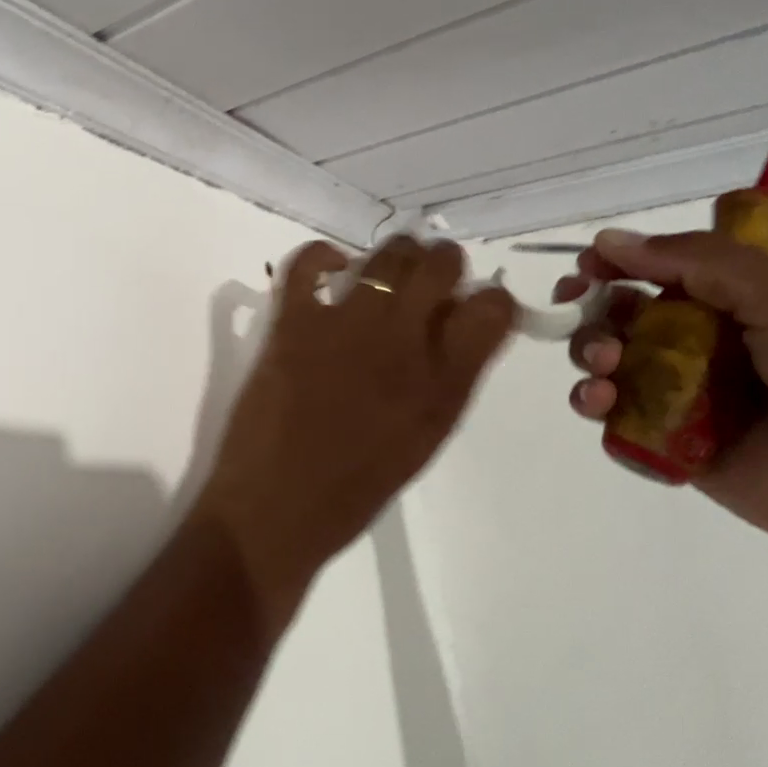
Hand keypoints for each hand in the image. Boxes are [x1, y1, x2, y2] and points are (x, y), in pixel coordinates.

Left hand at [196, 236, 514, 614]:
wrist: (274, 511)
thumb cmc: (350, 492)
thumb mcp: (421, 439)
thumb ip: (443, 382)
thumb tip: (451, 331)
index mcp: (444, 388)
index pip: (493, 310)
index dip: (486, 298)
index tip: (466, 304)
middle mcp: (403, 348)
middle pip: (441, 267)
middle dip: (440, 263)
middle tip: (422, 278)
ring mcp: (345, 330)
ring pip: (386, 257)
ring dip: (391, 256)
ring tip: (381, 271)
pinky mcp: (292, 325)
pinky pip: (308, 262)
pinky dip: (321, 255)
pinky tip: (327, 270)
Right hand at [563, 228, 767, 572]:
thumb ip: (702, 263)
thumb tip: (610, 239)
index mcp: (741, 304)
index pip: (664, 270)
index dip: (621, 262)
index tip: (589, 266)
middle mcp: (707, 346)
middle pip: (624, 315)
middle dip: (593, 308)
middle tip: (579, 309)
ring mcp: (686, 397)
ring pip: (610, 363)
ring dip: (589, 352)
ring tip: (603, 365)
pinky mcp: (670, 445)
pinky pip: (614, 419)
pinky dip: (593, 404)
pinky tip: (599, 401)